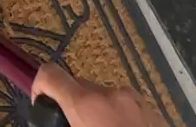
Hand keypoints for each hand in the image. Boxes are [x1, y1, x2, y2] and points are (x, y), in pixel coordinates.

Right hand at [33, 63, 161, 126]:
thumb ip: (68, 124)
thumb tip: (64, 121)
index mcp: (87, 105)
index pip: (49, 74)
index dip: (39, 87)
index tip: (42, 107)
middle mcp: (110, 95)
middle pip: (79, 87)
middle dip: (74, 107)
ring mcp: (136, 102)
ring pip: (105, 98)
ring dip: (99, 115)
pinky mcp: (155, 112)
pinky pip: (127, 108)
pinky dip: (121, 121)